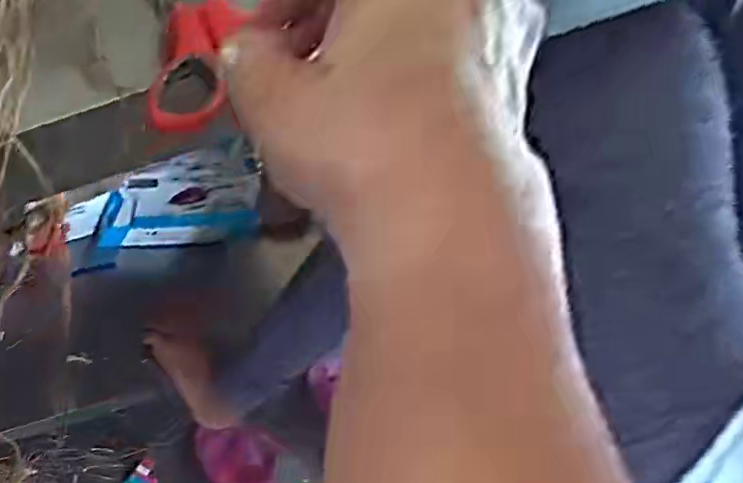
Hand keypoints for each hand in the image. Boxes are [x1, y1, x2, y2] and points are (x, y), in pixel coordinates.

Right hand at [223, 0, 545, 251]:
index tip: (248, 40)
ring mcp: (492, 22)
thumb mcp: (270, 105)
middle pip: (369, 0)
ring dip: (354, 56)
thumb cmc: (366, 145)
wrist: (434, 201)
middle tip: (275, 74)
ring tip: (315, 106)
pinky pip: (432, 58)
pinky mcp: (500, 71)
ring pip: (403, 25)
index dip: (272, 9)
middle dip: (314, 31)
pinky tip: (361, 123)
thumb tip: (242, 50)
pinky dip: (391, 80)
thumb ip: (246, 65)